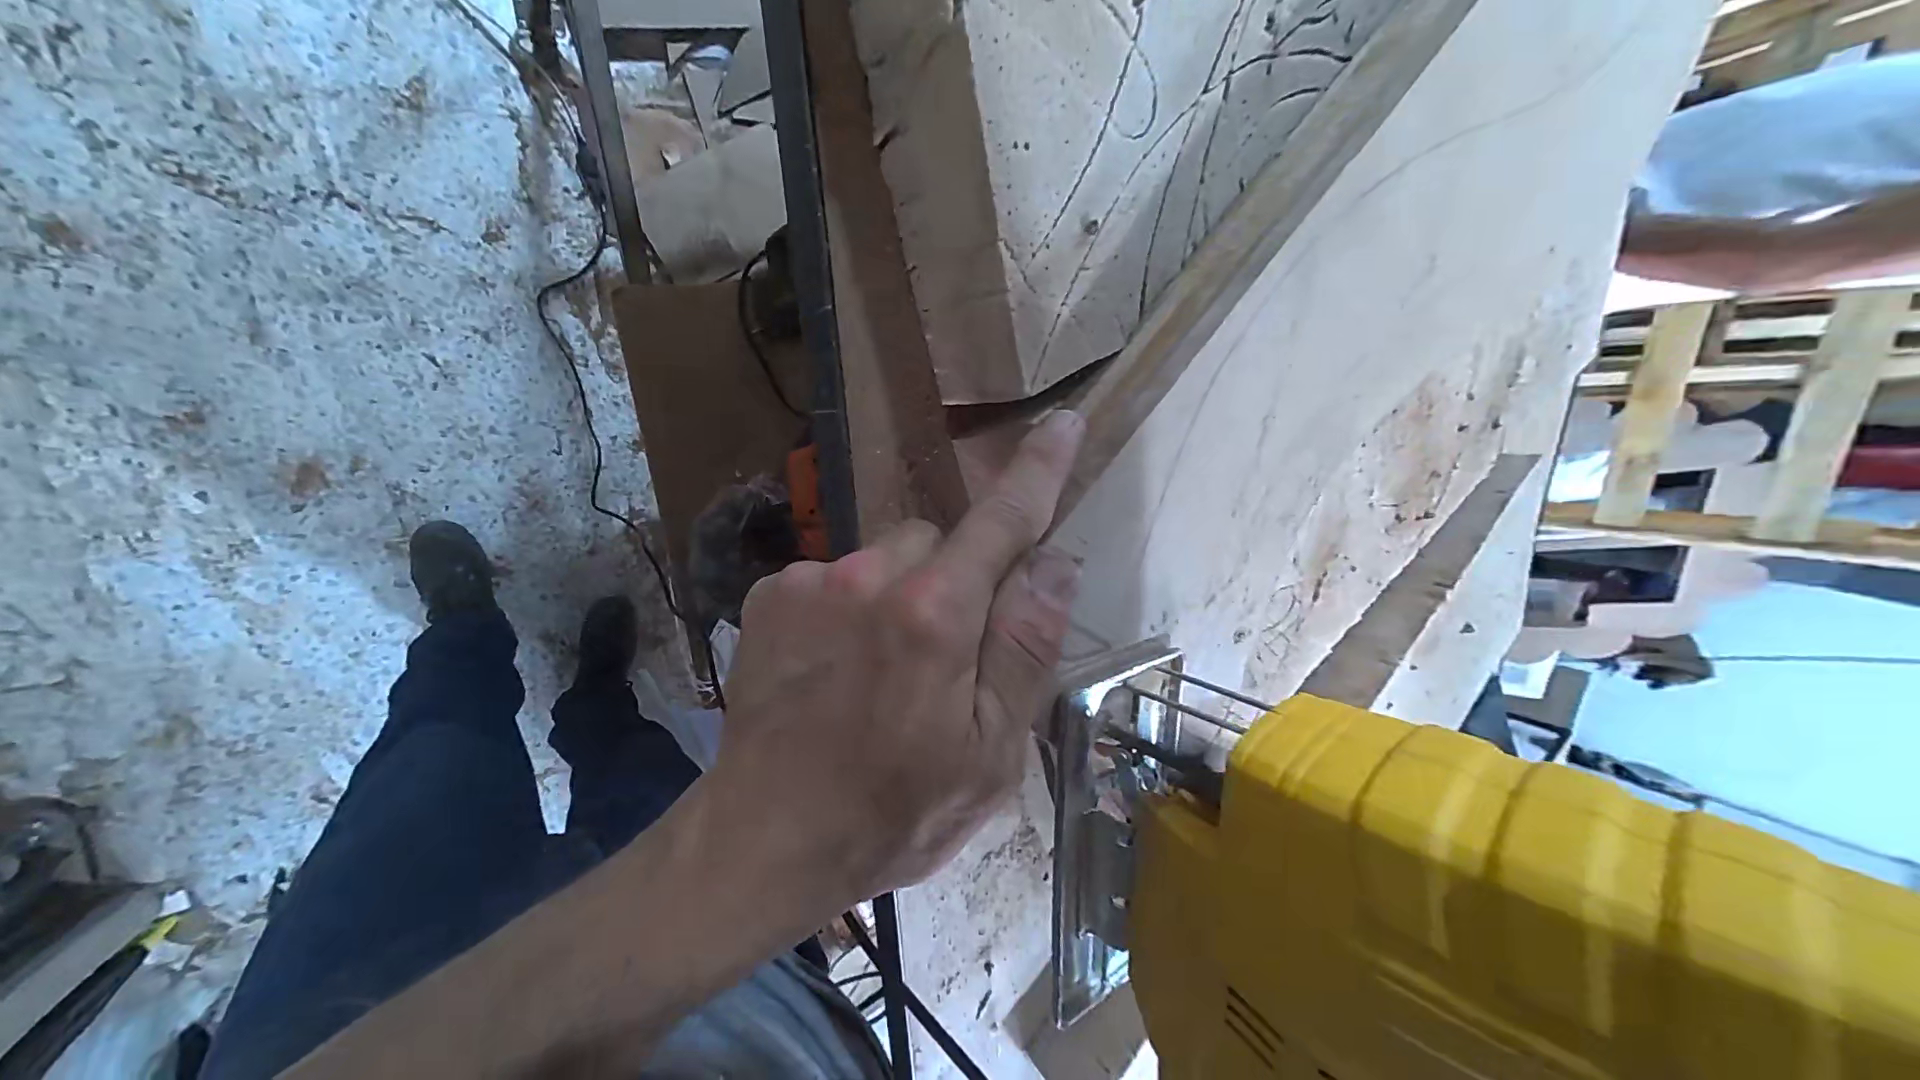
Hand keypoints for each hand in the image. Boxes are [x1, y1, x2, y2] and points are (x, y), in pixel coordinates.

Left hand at [706, 409, 1085, 909]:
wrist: (766, 838)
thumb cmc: (895, 809)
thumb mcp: (990, 752)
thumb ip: (1025, 646)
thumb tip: (1055, 562)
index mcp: (935, 615)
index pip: (1003, 521)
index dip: (1039, 471)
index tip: (1063, 421)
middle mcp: (870, 576)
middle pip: (941, 541)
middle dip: (957, 580)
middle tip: (944, 658)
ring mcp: (811, 580)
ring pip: (888, 558)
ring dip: (901, 595)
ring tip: (881, 672)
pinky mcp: (771, 594)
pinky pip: (837, 575)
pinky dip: (850, 606)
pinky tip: (834, 667)